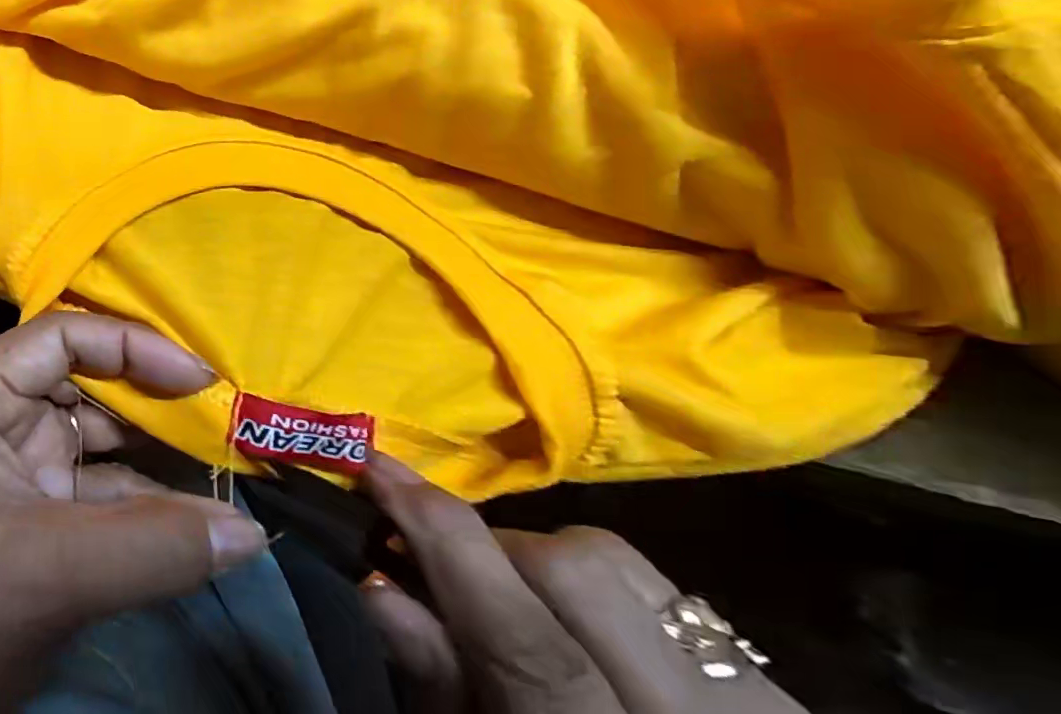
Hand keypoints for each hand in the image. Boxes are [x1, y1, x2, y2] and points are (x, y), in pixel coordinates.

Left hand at [0, 312, 270, 713]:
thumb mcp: (48, 572)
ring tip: (225, 448)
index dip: (133, 347)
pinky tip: (201, 506)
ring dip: (161, 444)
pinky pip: (106, 480)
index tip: (198, 378)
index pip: (61, 338)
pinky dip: (152, 493)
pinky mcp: (40, 501)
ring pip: (103, 430)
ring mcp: (19, 456)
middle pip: (89, 379)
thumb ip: (151, 547)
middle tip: (224, 411)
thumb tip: (247, 531)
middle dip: (155, 396)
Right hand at [360, 453, 807, 713]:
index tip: (377, 467)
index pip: (526, 646)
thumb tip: (377, 582)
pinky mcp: (781, 693)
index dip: (446, 545)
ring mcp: (762, 710)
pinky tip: (590, 625)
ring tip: (519, 598)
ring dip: (544, 560)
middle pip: (578, 573)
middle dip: (491, 548)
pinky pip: (672, 591)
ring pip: (626, 564)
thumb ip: (442, 688)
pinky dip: (603, 585)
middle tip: (448, 568)